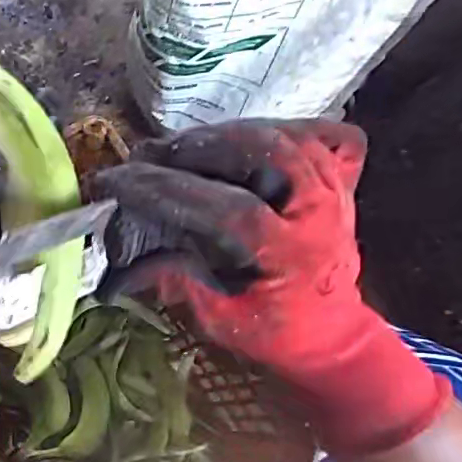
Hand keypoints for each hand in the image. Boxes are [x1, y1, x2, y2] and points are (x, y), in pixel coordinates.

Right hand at [90, 119, 448, 458]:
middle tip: (150, 152)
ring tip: (183, 144)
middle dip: (198, 145)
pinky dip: (284, 127)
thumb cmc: (274, 332)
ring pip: (285, 134)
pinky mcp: (342, 180)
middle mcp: (319, 211)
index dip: (169, 189)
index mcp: (290, 253)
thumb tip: (124, 258)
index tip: (120, 180)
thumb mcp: (220, 318)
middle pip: (263, 151)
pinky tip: (247, 137)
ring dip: (226, 132)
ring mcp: (336, 189)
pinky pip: (323, 133)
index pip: (228, 208)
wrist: (331, 334)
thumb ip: (179, 281)